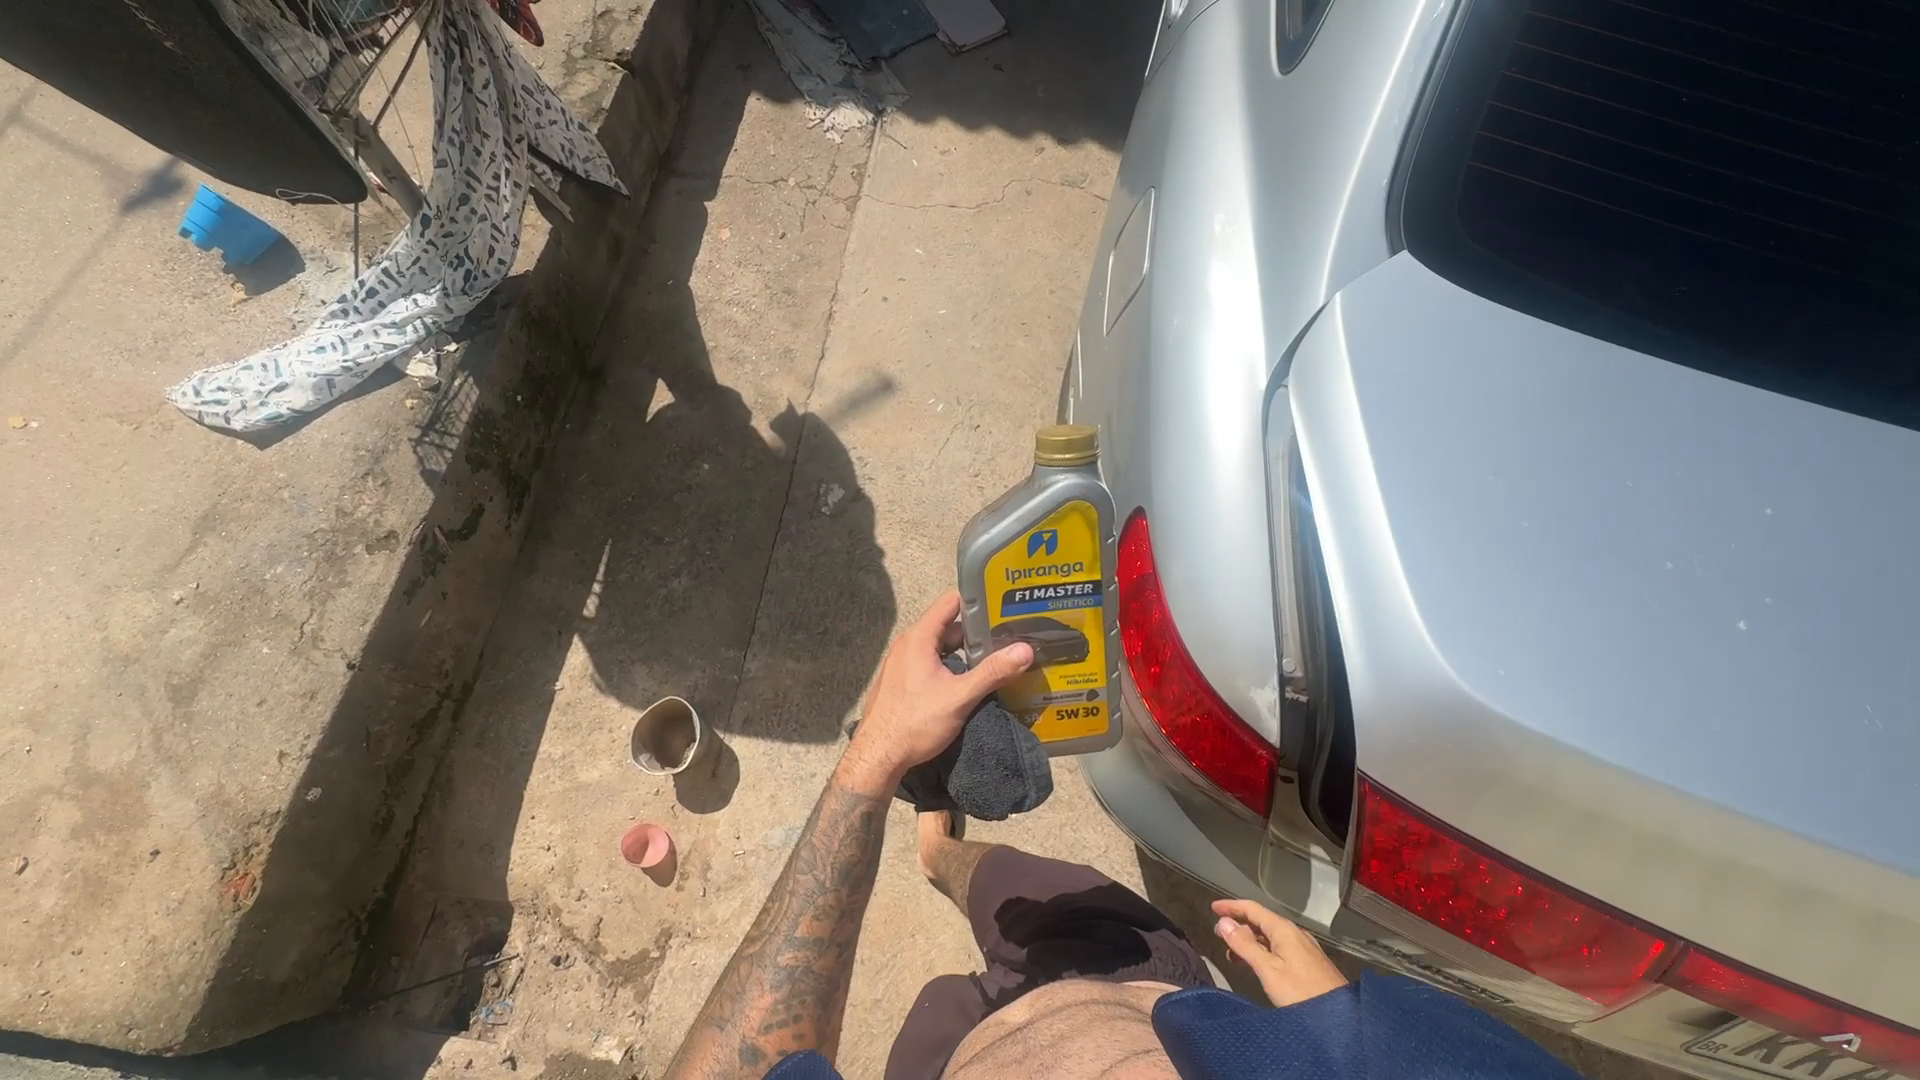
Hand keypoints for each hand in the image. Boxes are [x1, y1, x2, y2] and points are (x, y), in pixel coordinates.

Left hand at [838, 589, 1033, 793]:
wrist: (879, 756)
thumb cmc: (916, 722)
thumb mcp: (960, 697)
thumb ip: (992, 672)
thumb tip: (1025, 650)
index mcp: (919, 637)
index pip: (951, 602)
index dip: (978, 598)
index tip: (1004, 603)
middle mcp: (909, 643)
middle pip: (949, 625)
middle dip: (978, 629)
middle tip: (1009, 633)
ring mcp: (904, 662)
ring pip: (941, 646)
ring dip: (965, 650)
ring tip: (997, 655)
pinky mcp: (903, 679)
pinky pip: (932, 661)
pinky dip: (952, 663)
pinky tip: (971, 678)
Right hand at [1212, 898, 1348, 1006]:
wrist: (1342, 1020)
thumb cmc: (1301, 992)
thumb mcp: (1268, 969)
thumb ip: (1244, 945)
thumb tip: (1224, 922)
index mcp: (1284, 929)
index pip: (1252, 908)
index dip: (1231, 906)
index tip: (1213, 908)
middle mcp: (1295, 934)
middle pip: (1261, 921)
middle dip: (1239, 925)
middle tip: (1220, 935)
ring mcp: (1305, 949)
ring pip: (1270, 937)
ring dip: (1250, 941)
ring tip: (1233, 956)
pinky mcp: (1310, 964)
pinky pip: (1280, 948)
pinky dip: (1263, 951)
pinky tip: (1259, 966)